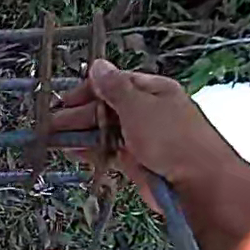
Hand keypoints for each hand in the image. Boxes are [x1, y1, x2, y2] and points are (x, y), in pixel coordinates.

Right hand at [52, 59, 249, 219]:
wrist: (198, 184)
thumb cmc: (173, 140)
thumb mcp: (139, 106)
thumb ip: (114, 88)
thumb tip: (98, 65)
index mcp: (152, 90)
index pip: (113, 83)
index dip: (86, 91)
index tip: (63, 102)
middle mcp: (147, 112)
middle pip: (105, 108)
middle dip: (77, 115)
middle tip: (51, 125)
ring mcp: (141, 138)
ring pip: (104, 131)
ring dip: (80, 134)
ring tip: (54, 140)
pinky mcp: (136, 161)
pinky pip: (108, 152)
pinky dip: (90, 151)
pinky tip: (72, 151)